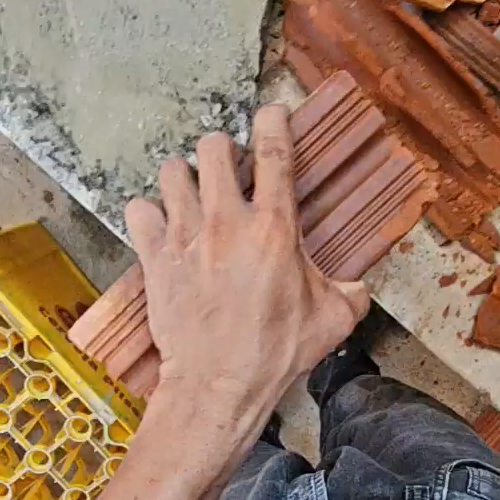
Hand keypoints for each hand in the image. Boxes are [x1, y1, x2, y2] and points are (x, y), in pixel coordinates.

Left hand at [125, 104, 369, 440]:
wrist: (218, 384)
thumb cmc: (275, 353)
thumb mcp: (333, 322)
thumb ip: (353, 294)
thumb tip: (360, 288)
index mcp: (274, 228)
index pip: (274, 153)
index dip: (274, 122)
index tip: (272, 114)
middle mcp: (226, 221)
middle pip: (212, 146)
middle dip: (221, 150)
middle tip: (228, 171)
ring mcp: (186, 237)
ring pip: (171, 171)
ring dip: (184, 178)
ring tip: (193, 197)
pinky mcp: (155, 258)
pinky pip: (139, 210)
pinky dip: (149, 214)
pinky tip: (164, 229)